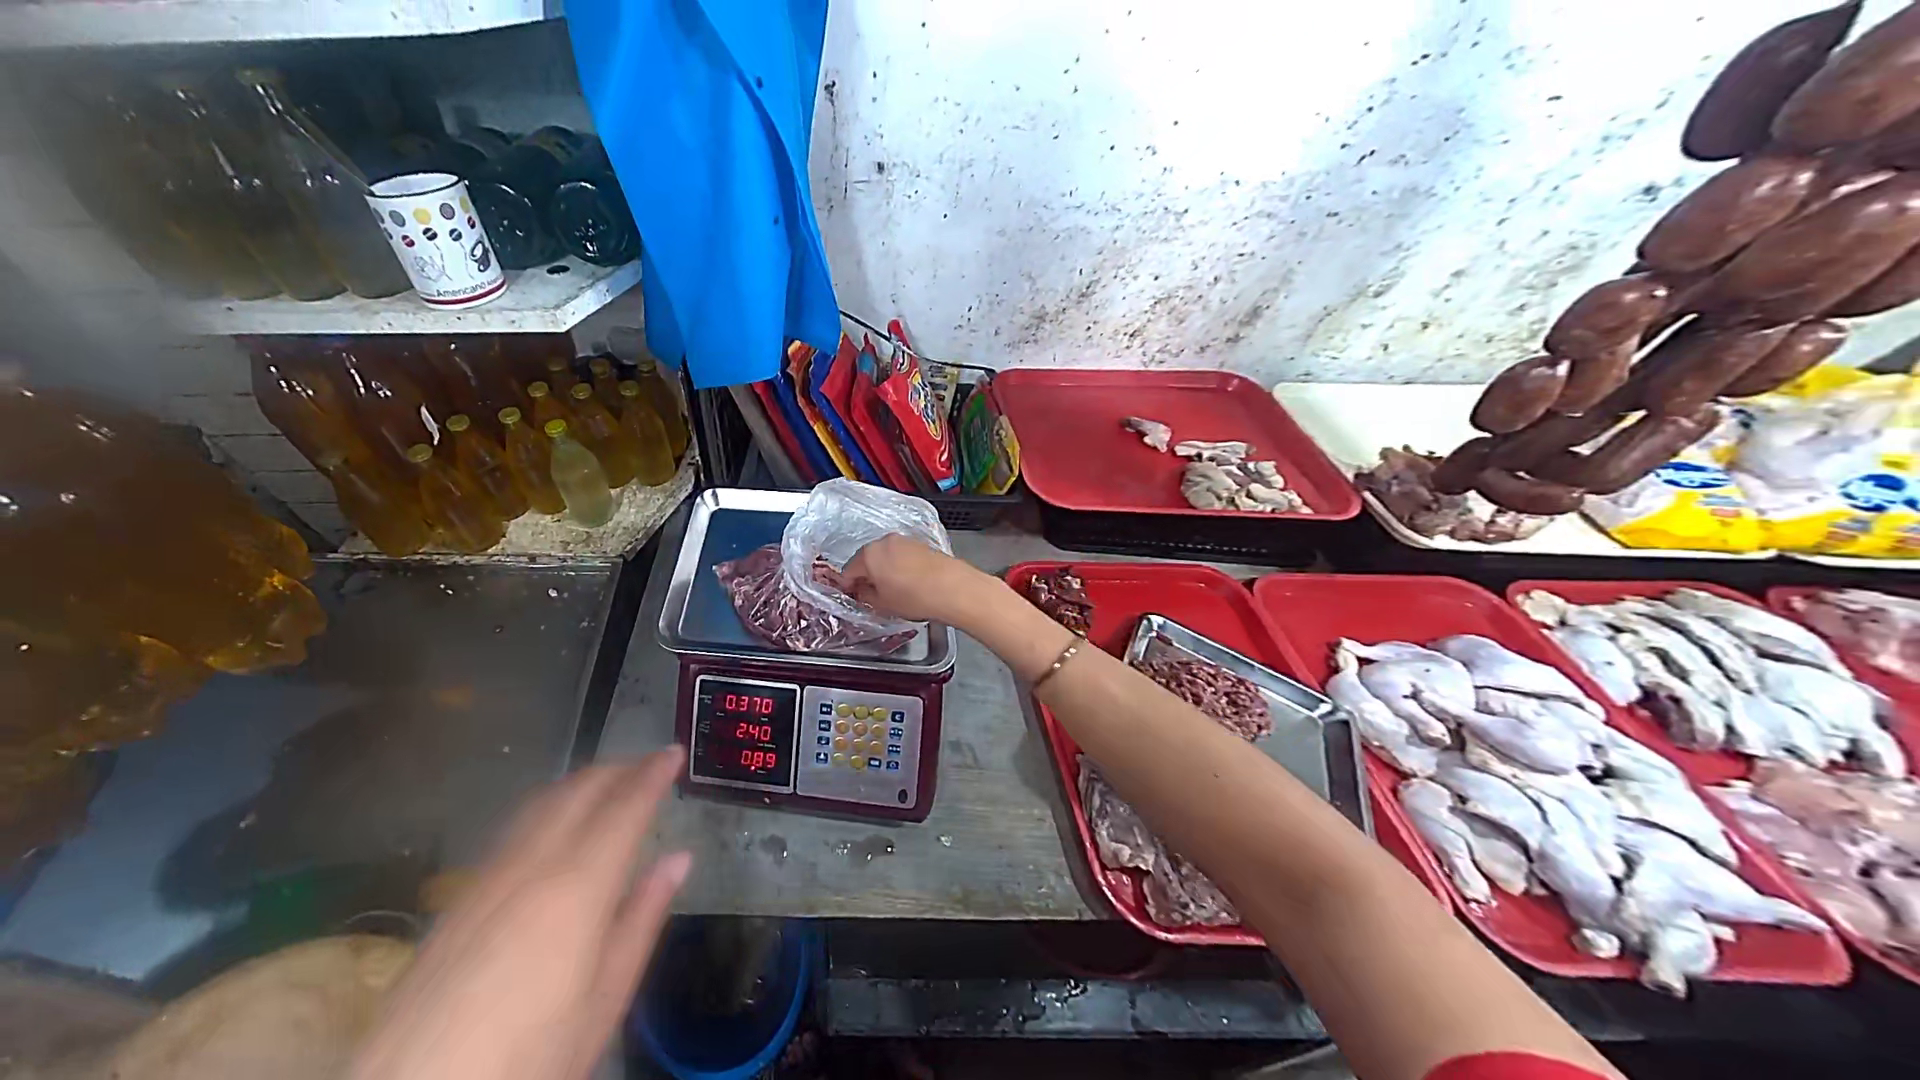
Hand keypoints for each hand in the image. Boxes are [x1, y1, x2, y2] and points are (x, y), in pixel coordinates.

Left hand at [350, 749, 689, 1079]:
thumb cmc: (528, 1060)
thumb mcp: (604, 1001)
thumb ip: (642, 919)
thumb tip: (678, 859)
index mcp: (576, 889)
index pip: (623, 809)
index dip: (652, 774)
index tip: (673, 752)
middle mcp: (528, 869)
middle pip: (576, 793)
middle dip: (616, 769)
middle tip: (648, 765)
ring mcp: (484, 883)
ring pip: (538, 806)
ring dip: (580, 784)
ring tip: (608, 784)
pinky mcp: (454, 905)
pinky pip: (512, 832)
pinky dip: (548, 809)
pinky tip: (555, 828)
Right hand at [839, 533, 988, 622]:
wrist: (953, 588)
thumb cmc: (914, 597)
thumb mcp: (882, 604)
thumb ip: (865, 595)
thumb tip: (861, 590)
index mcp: (869, 554)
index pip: (848, 570)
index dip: (848, 586)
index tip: (852, 596)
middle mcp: (885, 542)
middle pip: (868, 559)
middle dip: (867, 575)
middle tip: (871, 595)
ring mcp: (905, 541)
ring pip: (886, 556)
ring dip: (885, 570)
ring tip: (893, 591)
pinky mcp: (922, 545)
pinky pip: (903, 555)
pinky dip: (901, 567)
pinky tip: (909, 583)